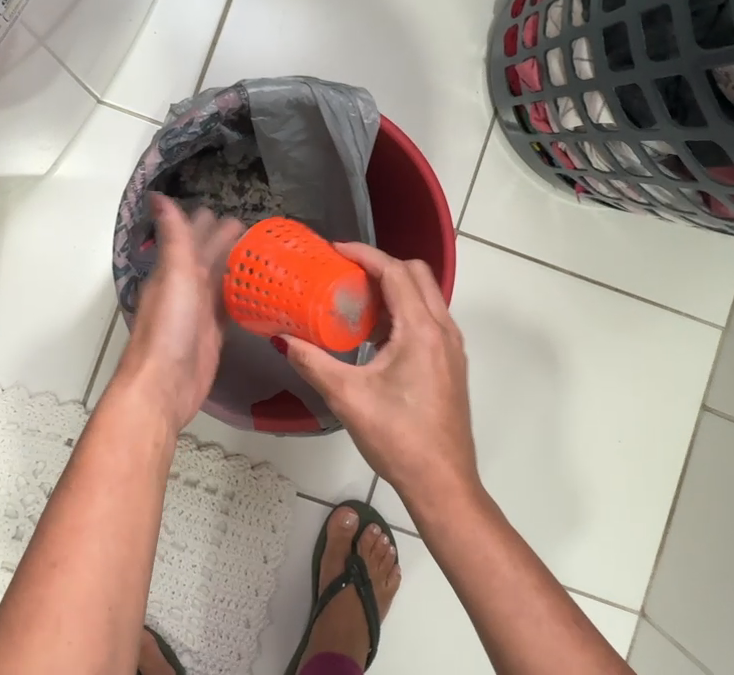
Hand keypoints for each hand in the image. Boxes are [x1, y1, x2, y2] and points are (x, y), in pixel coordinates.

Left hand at [110, 194, 246, 430]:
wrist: (164, 385)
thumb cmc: (168, 328)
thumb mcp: (174, 275)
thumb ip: (174, 236)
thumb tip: (157, 195)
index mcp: (174, 270)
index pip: (193, 238)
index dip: (209, 223)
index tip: (231, 210)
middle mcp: (186, 288)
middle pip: (209, 258)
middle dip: (226, 242)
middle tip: (253, 228)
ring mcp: (200, 313)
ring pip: (220, 282)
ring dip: (236, 268)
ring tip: (260, 255)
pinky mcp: (214, 335)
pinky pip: (230, 309)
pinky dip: (242, 298)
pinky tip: (259, 293)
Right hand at [276, 244, 477, 507]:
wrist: (443, 483)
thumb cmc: (397, 437)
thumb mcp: (347, 397)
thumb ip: (312, 362)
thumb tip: (281, 339)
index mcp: (421, 330)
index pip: (395, 272)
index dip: (364, 254)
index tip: (334, 250)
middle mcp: (442, 330)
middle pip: (416, 274)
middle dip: (381, 266)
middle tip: (344, 273)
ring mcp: (451, 347)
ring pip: (426, 296)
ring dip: (394, 288)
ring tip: (355, 301)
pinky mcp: (451, 364)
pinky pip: (428, 318)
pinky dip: (404, 310)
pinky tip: (375, 336)